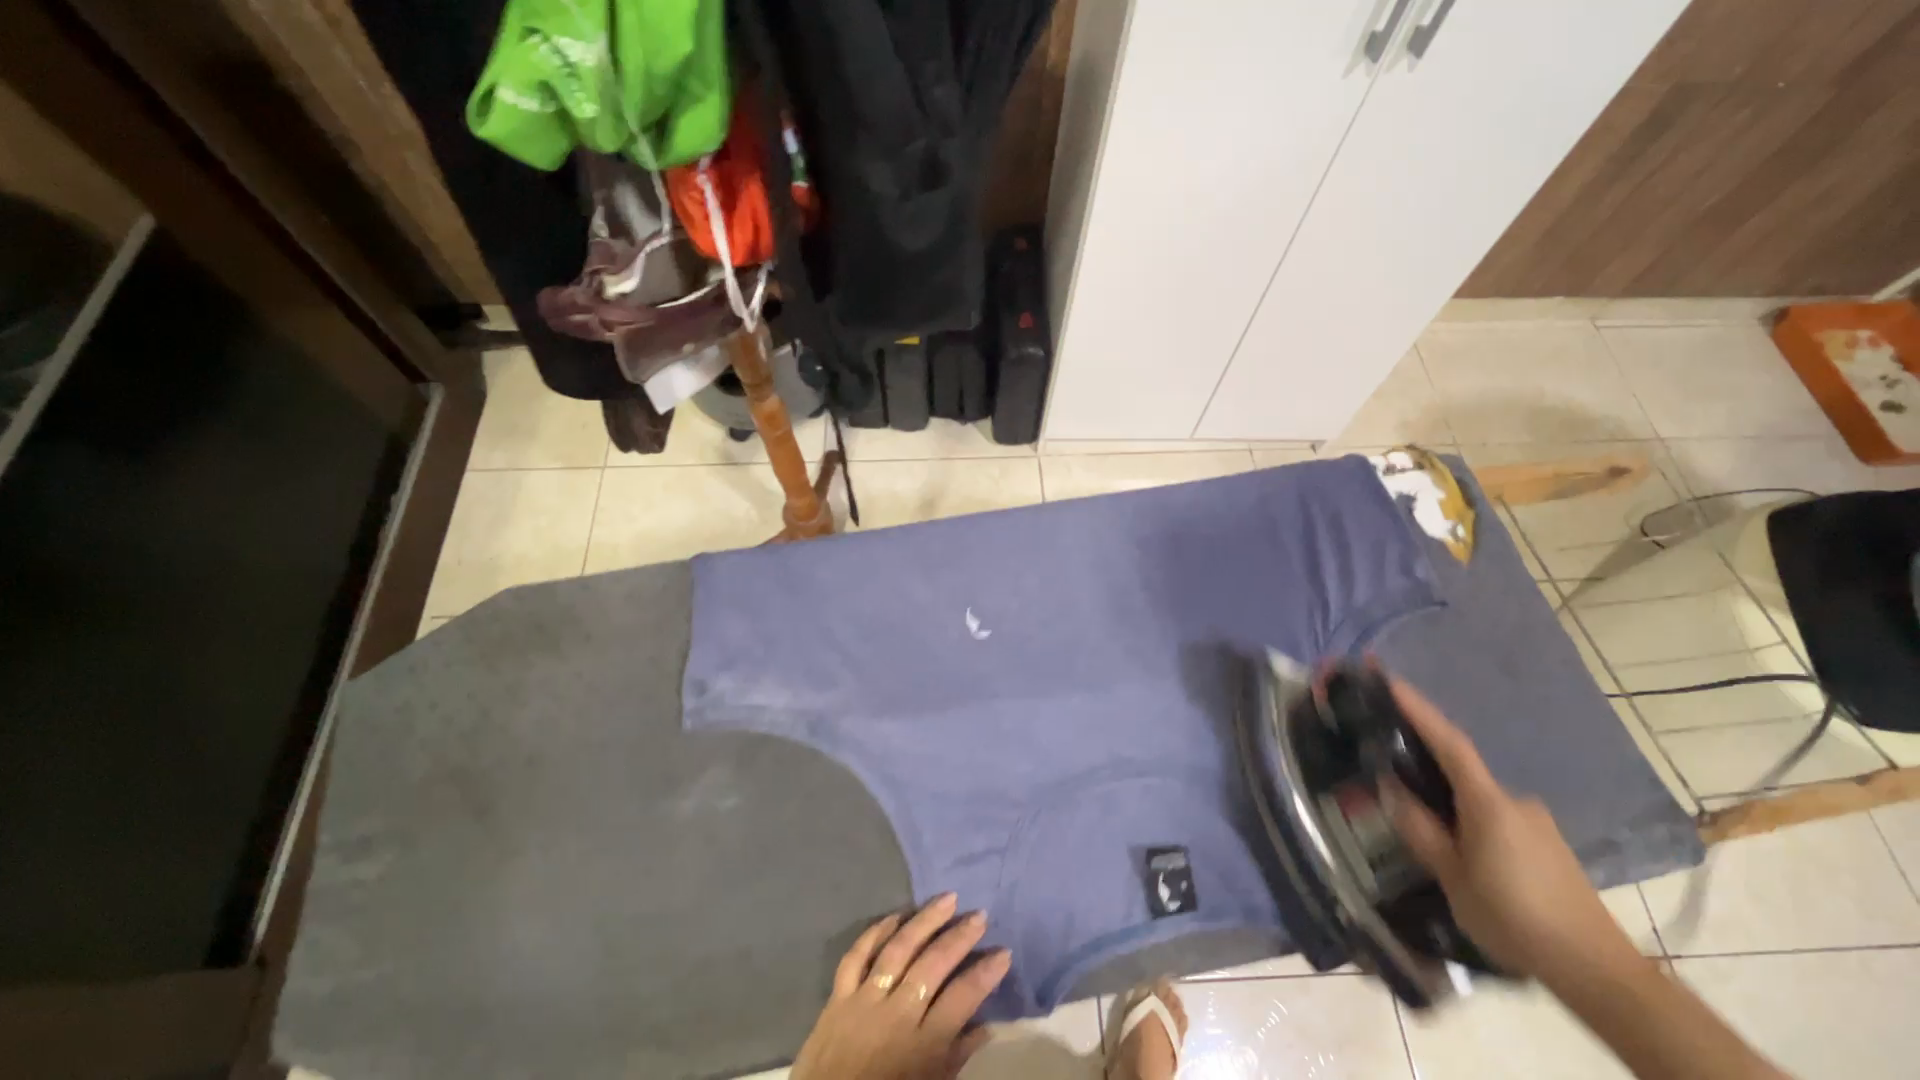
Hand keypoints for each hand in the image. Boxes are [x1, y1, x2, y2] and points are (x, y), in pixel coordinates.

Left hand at [790, 893, 1011, 1079]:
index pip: (962, 997)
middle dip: (959, 937)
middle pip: (932, 965)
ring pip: (897, 950)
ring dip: (924, 921)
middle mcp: (897, 1013)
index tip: (1003, 952)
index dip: (985, 973)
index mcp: (924, 1042)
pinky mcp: (838, 996)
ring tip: (946, 900)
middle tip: (979, 915)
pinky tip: (895, 916)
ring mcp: (865, 1000)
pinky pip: (856, 957)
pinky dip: (874, 933)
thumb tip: (987, 1026)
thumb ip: (958, 1054)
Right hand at [1382, 678, 1638, 982]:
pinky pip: (1493, 821)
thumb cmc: (1513, 915)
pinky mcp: (1543, 846)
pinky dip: (1467, 824)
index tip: (1388, 681)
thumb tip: (1391, 788)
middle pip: (1460, 772)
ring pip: (1476, 802)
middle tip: (1387, 772)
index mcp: (1487, 802)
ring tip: (1419, 831)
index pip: (1448, 742)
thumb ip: (1420, 830)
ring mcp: (1534, 822)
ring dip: (1447, 806)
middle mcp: (1513, 801)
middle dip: (1423, 767)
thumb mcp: (1452, 876)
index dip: (1418, 709)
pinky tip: (1457, 855)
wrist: (1593, 965)